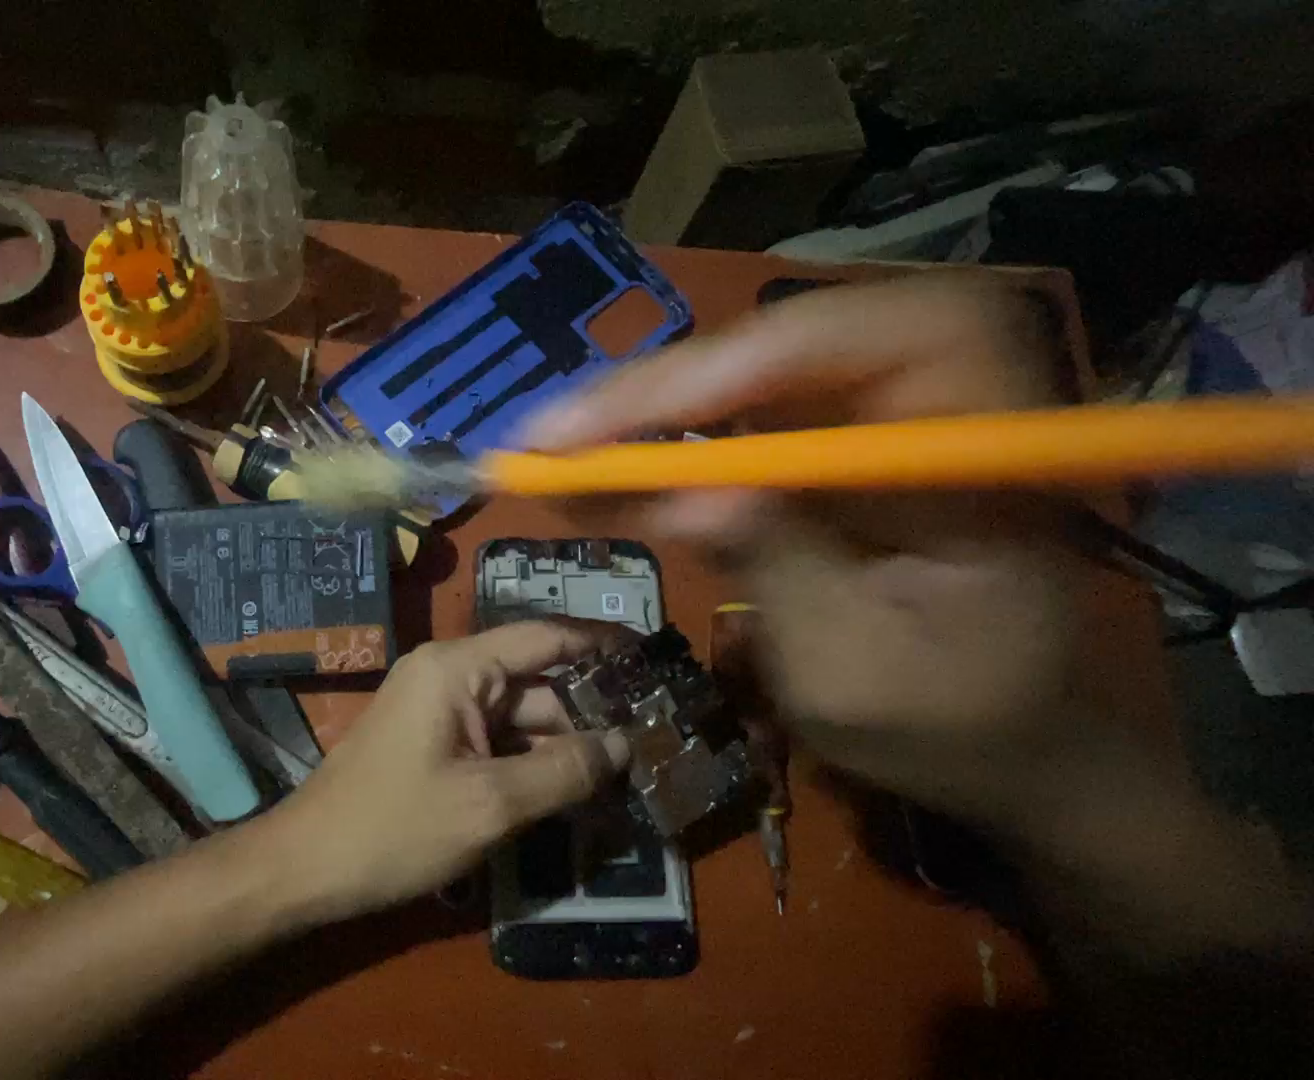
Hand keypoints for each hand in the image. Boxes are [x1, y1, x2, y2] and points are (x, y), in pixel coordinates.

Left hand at [252, 620, 632, 922]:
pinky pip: (494, 738)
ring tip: (628, 770)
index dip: (600, 645)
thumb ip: (564, 771)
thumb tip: (625, 743)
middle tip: (654, 738)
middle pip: (535, 680)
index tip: (655, 659)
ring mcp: (438, 708)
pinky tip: (573, 788)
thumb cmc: (396, 827)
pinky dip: (530, 760)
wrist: (308, 865)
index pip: (543, 638)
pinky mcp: (433, 741)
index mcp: (456, 667)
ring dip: (563, 742)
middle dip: (589, 710)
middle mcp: (448, 674)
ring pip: (518, 714)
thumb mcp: (491, 803)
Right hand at [520, 277, 1098, 827]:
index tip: (661, 409)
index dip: (774, 353)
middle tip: (554, 433)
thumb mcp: (862, 669)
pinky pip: (711, 435)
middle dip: (664, 385)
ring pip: (733, 384)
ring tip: (543, 454)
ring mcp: (851, 433)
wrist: (987, 743)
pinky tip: (576, 478)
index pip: (905, 338)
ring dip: (632, 414)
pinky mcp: (801, 461)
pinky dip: (640, 454)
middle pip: (788, 348)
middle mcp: (919, 414)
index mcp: (985, 451)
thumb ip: (784, 570)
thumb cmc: (953, 724)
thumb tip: (687, 498)